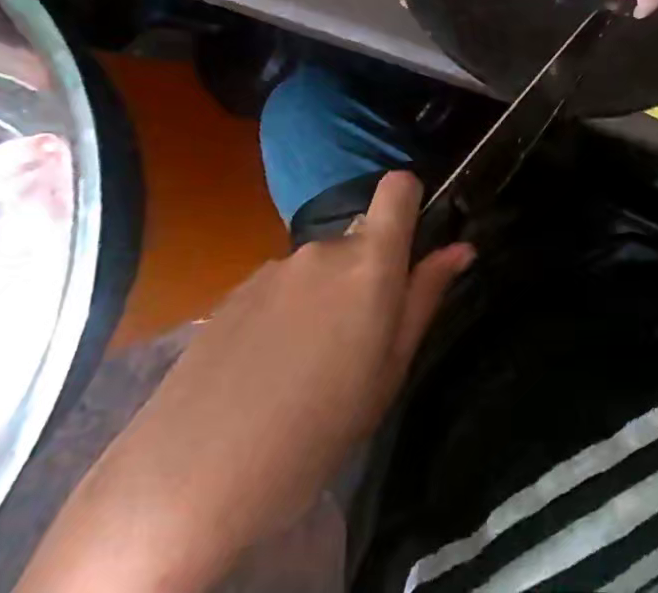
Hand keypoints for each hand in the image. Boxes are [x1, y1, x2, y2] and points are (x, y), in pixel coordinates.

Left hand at [20, 172, 473, 592]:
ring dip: (324, 300)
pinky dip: (287, 314)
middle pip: (358, 240)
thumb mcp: (389, 372)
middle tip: (358, 347)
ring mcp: (273, 268)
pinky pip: (281, 288)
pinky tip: (267, 371)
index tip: (412, 245)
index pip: (397, 189)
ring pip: (318, 270)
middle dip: (367, 277)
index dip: (410, 202)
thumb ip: (424, 299)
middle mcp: (321, 250)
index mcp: (368, 265)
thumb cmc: (319, 430)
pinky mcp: (235, 290)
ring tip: (307, 371)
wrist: (197, 468)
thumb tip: (460, 249)